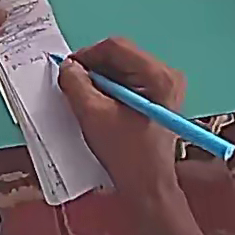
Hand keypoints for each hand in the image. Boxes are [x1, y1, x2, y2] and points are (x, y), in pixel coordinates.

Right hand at [57, 38, 187, 195]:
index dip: (87, 55)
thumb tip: (68, 66)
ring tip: (85, 96)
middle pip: (120, 55)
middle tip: (73, 83)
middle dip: (93, 67)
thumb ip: (76, 84)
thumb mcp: (94, 115)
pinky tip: (99, 103)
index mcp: (158, 76)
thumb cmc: (126, 154)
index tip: (67, 69)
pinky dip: (109, 87)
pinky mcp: (158, 96)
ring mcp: (165, 86)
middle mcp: (166, 75)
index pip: (116, 47)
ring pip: (122, 66)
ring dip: (99, 78)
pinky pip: (127, 79)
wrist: (148, 187)